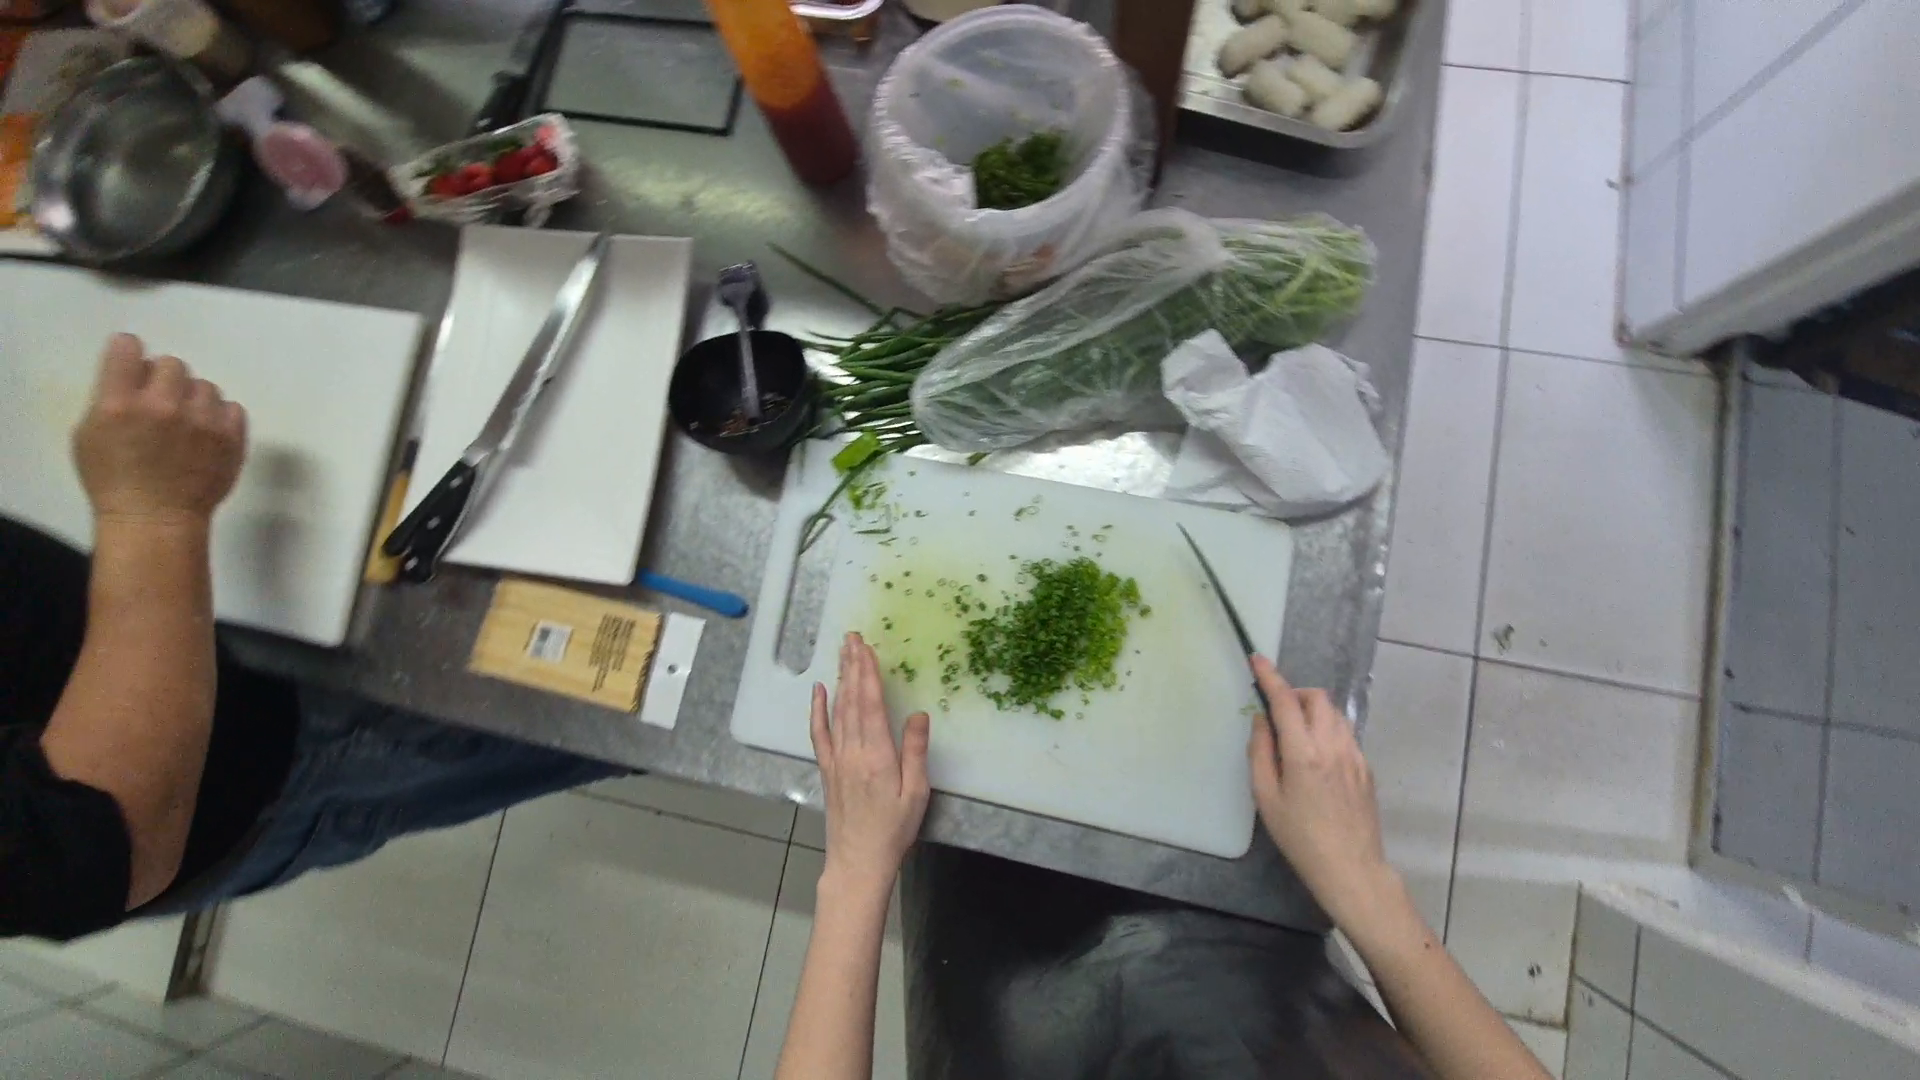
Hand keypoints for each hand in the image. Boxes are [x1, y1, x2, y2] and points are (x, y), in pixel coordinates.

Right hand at [72, 334, 247, 529]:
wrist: (157, 513)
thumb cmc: (114, 477)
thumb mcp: (91, 432)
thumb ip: (112, 398)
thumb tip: (134, 375)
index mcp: (120, 404)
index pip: (128, 353)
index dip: (129, 350)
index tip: (133, 355)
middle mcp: (165, 406)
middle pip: (174, 366)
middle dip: (165, 376)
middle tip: (162, 395)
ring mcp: (204, 421)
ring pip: (206, 386)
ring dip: (195, 396)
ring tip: (187, 417)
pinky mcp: (233, 436)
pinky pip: (233, 408)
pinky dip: (221, 414)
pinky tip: (209, 429)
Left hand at [810, 633, 930, 892]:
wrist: (858, 862)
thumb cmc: (893, 829)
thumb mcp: (916, 793)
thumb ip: (915, 751)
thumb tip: (919, 713)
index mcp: (877, 755)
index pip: (871, 704)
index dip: (868, 673)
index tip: (866, 647)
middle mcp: (852, 751)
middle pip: (852, 700)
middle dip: (853, 666)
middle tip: (851, 637)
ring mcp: (836, 758)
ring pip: (837, 710)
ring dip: (840, 679)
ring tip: (842, 653)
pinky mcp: (827, 768)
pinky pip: (819, 733)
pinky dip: (818, 709)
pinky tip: (818, 690)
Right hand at [1247, 654, 1397, 928]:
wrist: (1351, 868)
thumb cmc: (1299, 836)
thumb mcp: (1265, 796)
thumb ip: (1259, 751)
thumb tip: (1261, 720)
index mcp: (1303, 752)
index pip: (1285, 701)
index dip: (1270, 676)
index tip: (1257, 659)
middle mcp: (1333, 746)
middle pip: (1318, 698)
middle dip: (1295, 694)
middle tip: (1278, 713)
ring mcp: (1355, 755)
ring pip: (1335, 713)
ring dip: (1312, 710)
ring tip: (1296, 734)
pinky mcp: (1366, 768)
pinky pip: (1345, 733)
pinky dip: (1326, 730)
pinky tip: (1315, 757)